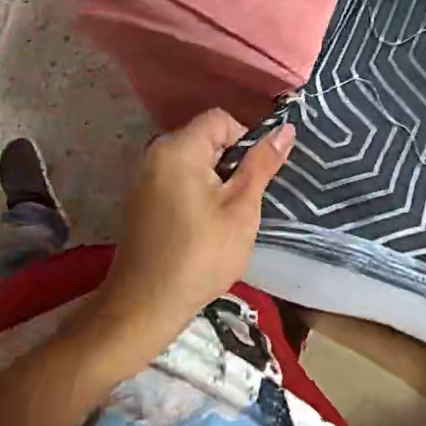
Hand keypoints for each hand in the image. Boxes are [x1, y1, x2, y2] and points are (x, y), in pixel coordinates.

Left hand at [93, 109, 295, 353]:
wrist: (144, 306)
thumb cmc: (200, 256)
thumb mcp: (241, 209)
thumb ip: (262, 164)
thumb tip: (286, 129)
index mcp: (177, 148)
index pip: (220, 119)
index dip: (245, 140)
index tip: (253, 179)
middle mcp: (154, 153)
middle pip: (204, 138)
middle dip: (229, 163)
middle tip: (241, 203)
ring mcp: (142, 177)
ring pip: (192, 161)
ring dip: (214, 181)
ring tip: (223, 219)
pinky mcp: (139, 199)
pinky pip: (175, 179)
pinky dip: (194, 193)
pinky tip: (200, 228)